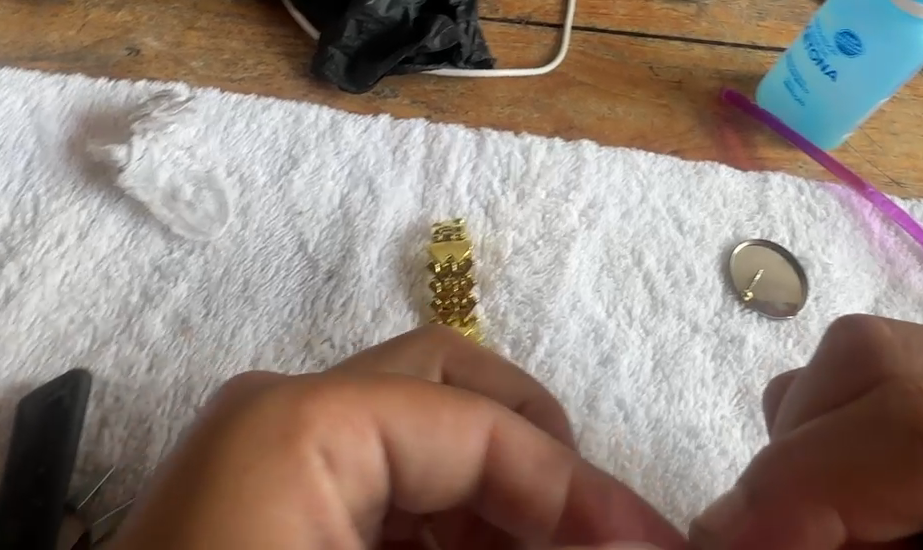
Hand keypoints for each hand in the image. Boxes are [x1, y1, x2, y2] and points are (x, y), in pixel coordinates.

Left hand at [109, 326, 685, 549]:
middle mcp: (282, 411)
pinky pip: (383, 490)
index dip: (576, 486)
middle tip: (610, 536)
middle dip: (537, 460)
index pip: (474, 421)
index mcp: (299, 419)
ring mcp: (269, 457)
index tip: (653, 545)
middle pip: (448, 388)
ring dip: (498, 498)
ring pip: (419, 439)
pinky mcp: (270, 506)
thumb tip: (633, 543)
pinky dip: (448, 527)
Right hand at [691, 315, 922, 549]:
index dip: (804, 485)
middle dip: (796, 458)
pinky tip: (888, 518)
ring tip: (834, 534)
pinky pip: (908, 376)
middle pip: (885, 362)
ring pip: (882, 355)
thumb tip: (723, 536)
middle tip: (769, 547)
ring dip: (817, 442)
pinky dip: (855, 434)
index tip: (723, 545)